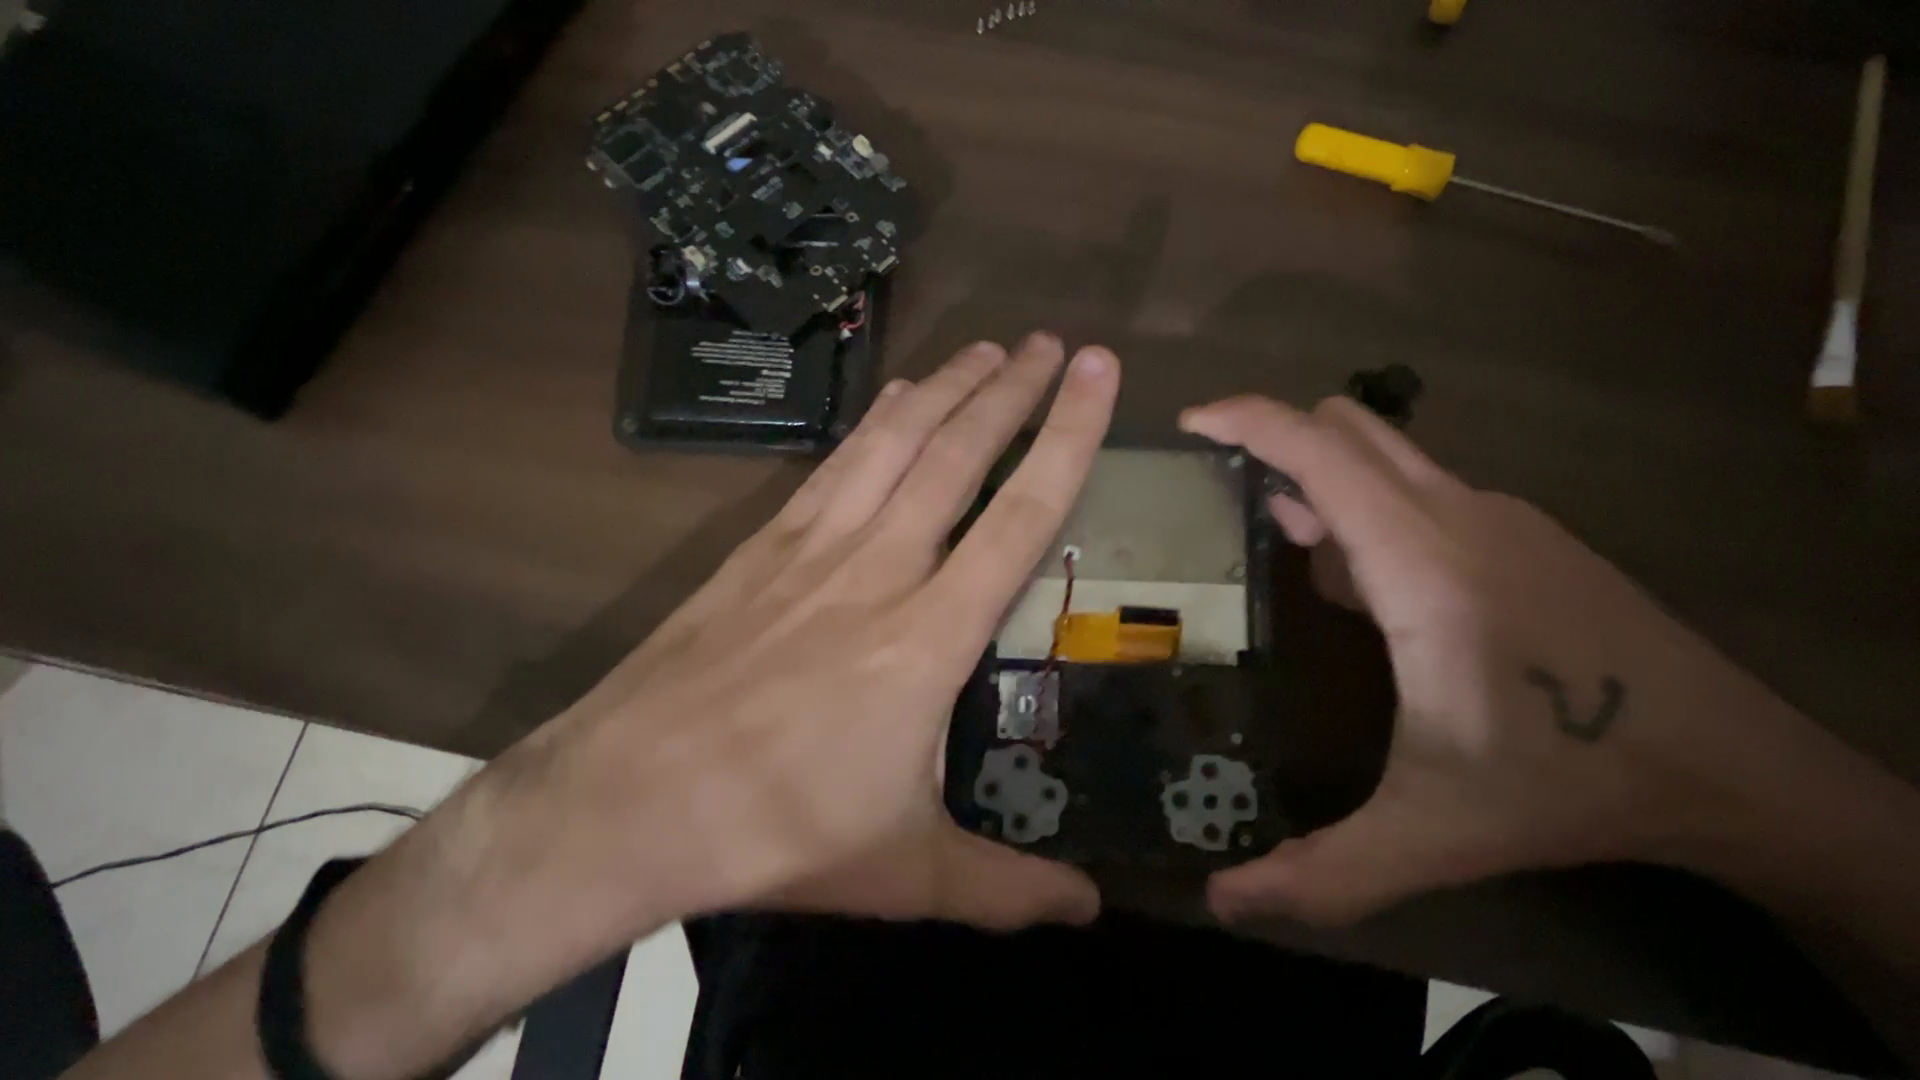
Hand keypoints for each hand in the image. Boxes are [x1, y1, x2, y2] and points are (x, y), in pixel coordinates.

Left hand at [528, 334, 1115, 931]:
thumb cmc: (778, 832)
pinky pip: (832, 466)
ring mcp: (810, 551)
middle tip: (1055, 342)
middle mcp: (877, 570)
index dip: (1068, 438)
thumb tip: (1090, 910)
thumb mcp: (907, 871)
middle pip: (957, 456)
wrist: (630, 800)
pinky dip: (873, 423)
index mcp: (928, 638)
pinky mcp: (758, 550)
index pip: (1019, 516)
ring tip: (989, 348)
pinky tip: (893, 402)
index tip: (1098, 373)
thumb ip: (1005, 888)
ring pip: (892, 444)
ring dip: (946, 390)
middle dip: (1014, 392)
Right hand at [1180, 395, 1793, 925]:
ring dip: (1321, 479)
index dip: (1248, 420)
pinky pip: (1421, 493)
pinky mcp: (1526, 538)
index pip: (1321, 451)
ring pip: (1388, 458)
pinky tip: (1357, 586)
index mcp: (1421, 563)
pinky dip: (1366, 509)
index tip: (1188, 421)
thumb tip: (1218, 906)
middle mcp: (1460, 517)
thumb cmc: (1570, 782)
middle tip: (1217, 489)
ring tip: (1273, 539)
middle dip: (1275, 438)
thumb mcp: (1433, 836)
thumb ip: (1324, 872)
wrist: (1736, 770)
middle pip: (1350, 428)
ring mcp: (1501, 521)